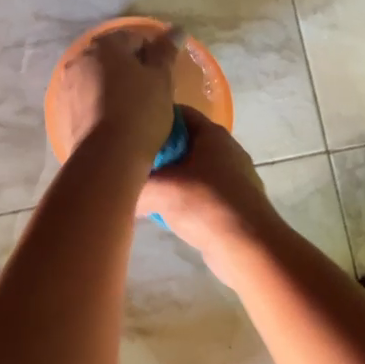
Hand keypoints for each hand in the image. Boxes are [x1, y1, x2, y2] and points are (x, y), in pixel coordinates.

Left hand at [47, 26, 179, 160]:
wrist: (108, 155)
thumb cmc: (141, 110)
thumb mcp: (161, 78)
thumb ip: (166, 51)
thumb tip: (176, 29)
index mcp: (105, 45)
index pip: (134, 38)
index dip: (152, 54)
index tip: (163, 75)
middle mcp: (80, 57)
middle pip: (112, 56)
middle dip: (130, 68)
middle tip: (150, 90)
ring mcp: (68, 83)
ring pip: (97, 76)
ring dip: (113, 84)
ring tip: (132, 106)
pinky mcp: (63, 108)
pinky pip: (86, 97)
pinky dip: (99, 101)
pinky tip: (114, 117)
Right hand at [136, 107, 279, 274]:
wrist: (250, 250)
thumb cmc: (206, 205)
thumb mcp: (160, 190)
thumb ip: (134, 184)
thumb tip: (114, 188)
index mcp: (212, 135)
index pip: (179, 113)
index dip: (153, 117)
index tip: (128, 129)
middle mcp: (225, 151)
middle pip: (184, 141)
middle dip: (158, 150)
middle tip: (129, 159)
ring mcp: (233, 178)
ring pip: (192, 169)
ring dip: (169, 177)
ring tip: (141, 186)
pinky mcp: (233, 205)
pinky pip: (200, 193)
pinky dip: (182, 198)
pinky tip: (162, 211)